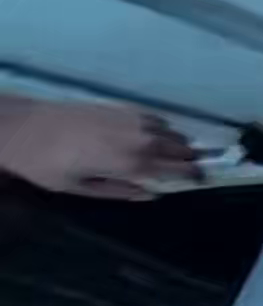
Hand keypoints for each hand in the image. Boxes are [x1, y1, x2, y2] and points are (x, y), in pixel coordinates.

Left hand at [0, 96, 200, 199]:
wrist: (20, 126)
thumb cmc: (41, 162)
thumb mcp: (71, 186)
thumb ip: (116, 192)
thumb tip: (152, 194)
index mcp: (134, 163)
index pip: (184, 169)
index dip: (195, 175)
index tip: (198, 179)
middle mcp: (148, 142)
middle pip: (186, 151)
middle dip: (184, 160)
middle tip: (172, 166)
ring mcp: (144, 124)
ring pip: (178, 136)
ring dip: (173, 145)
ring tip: (156, 151)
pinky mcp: (136, 111)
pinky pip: (163, 123)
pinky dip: (160, 132)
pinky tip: (141, 136)